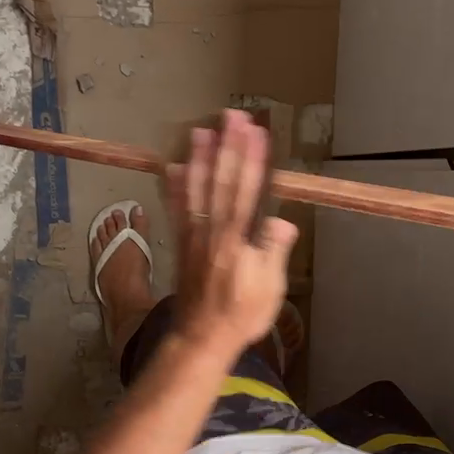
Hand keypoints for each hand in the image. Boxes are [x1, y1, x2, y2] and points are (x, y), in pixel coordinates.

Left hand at [165, 110, 298, 357]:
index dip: (252, 161)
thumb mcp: (269, 289)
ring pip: (196, 190)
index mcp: (238, 241)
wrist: (201, 337)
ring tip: (201, 130)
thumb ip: (272, 252)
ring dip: (199, 158)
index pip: (248, 192)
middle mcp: (214, 232)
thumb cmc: (242, 316)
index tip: (256, 132)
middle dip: (228, 147)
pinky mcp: (182, 244)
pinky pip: (177, 210)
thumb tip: (280, 221)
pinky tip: (173, 167)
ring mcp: (195, 236)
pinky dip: (174, 188)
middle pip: (222, 182)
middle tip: (232, 116)